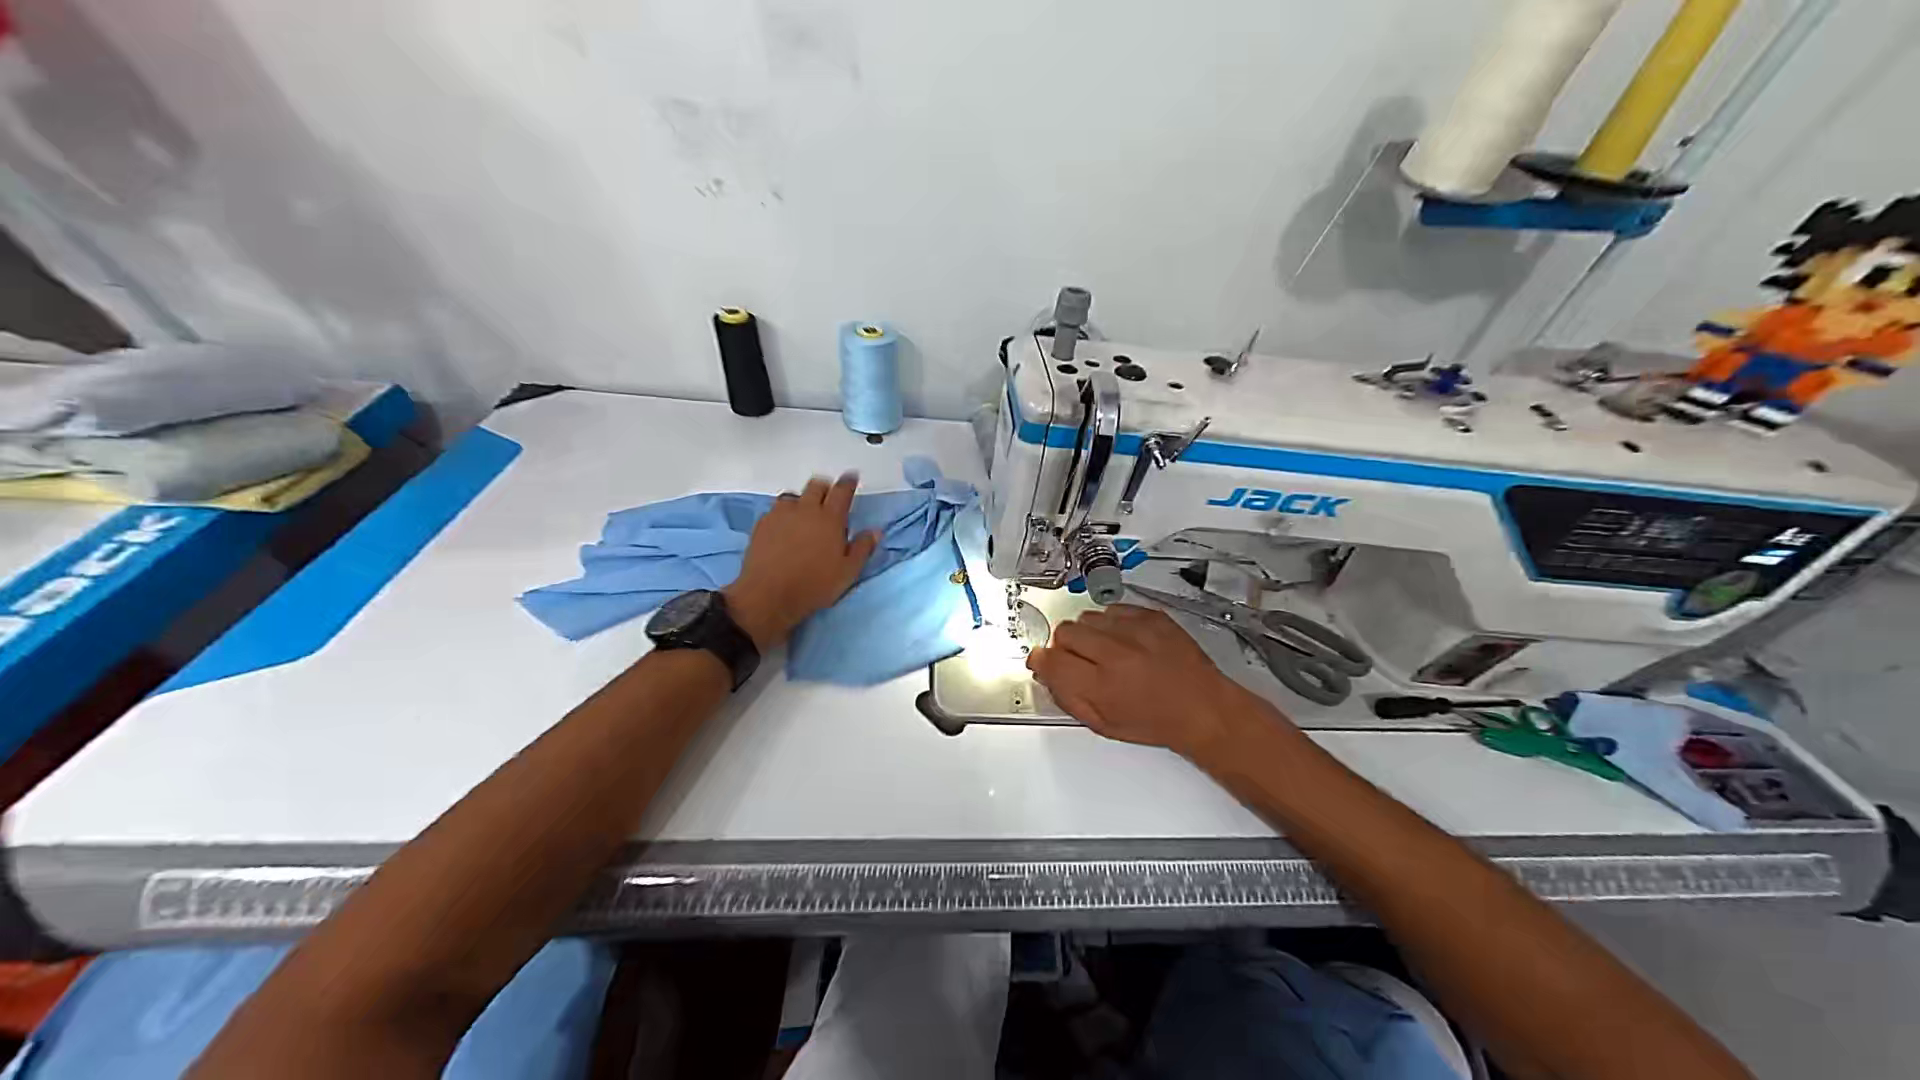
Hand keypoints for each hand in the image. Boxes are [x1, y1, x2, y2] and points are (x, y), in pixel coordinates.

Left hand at [725, 474, 879, 649]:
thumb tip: (875, 531)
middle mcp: (806, 510)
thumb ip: (862, 548)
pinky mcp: (762, 524)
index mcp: (830, 518)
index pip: (842, 491)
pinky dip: (783, 513)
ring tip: (804, 513)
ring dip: (802, 500)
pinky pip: (775, 510)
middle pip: (816, 485)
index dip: (848, 482)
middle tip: (829, 497)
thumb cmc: (814, 585)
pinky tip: (784, 527)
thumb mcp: (847, 572)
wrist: (769, 595)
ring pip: (793, 495)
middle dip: (825, 487)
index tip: (851, 478)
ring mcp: (781, 515)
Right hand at [1026, 605, 1281, 761]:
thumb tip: (1047, 675)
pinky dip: (1113, 624)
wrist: (1203, 708)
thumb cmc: (1158, 721)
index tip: (1042, 662)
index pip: (1050, 660)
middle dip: (1065, 647)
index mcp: (1100, 685)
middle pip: (1064, 632)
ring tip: (1106, 652)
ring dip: (1089, 634)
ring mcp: (1135, 631)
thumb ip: (1068, 697)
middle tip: (1078, 660)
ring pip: (1088, 617)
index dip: (1041, 661)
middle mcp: (1116, 653)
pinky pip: (1115, 609)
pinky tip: (1125, 641)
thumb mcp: (1103, 724)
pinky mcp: (1152, 617)